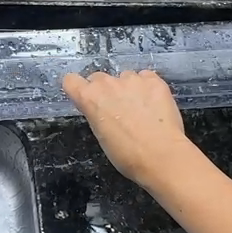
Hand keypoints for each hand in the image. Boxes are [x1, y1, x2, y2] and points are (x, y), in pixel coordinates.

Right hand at [61, 70, 203, 188]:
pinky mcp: (154, 80)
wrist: (161, 156)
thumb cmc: (127, 154)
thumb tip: (104, 110)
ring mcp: (131, 79)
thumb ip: (97, 114)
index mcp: (89, 98)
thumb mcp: (100, 135)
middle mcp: (107, 84)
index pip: (71, 81)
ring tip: (141, 109)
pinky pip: (146, 77)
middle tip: (117, 109)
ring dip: (129, 88)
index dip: (78, 88)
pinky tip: (154, 104)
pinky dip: (148, 87)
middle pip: (98, 78)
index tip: (86, 98)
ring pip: (124, 77)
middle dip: (105, 90)